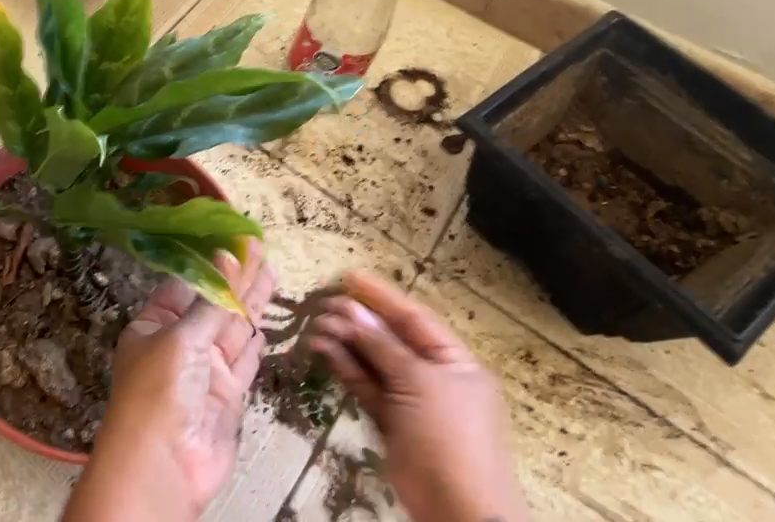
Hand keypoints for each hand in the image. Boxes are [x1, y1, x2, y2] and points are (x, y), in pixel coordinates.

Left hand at [64, 240, 277, 521]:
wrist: (164, 465)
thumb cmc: (160, 391)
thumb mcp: (181, 338)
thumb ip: (212, 303)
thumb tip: (228, 255)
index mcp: (153, 325)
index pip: (185, 286)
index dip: (210, 265)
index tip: (232, 240)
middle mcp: (179, 344)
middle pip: (213, 305)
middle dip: (237, 278)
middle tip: (261, 246)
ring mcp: (205, 371)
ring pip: (233, 330)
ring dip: (251, 303)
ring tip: (270, 272)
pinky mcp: (228, 396)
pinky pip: (244, 362)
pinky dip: (254, 342)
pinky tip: (263, 322)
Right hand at [310, 272, 529, 521]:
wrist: (457, 510)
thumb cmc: (450, 436)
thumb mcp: (420, 381)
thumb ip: (382, 345)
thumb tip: (351, 311)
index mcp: (456, 363)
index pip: (415, 318)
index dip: (382, 296)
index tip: (349, 276)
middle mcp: (435, 377)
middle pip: (392, 339)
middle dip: (359, 320)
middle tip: (325, 303)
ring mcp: (412, 401)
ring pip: (375, 362)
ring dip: (347, 342)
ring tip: (317, 324)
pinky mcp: (391, 423)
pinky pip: (366, 387)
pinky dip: (346, 368)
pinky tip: (323, 349)